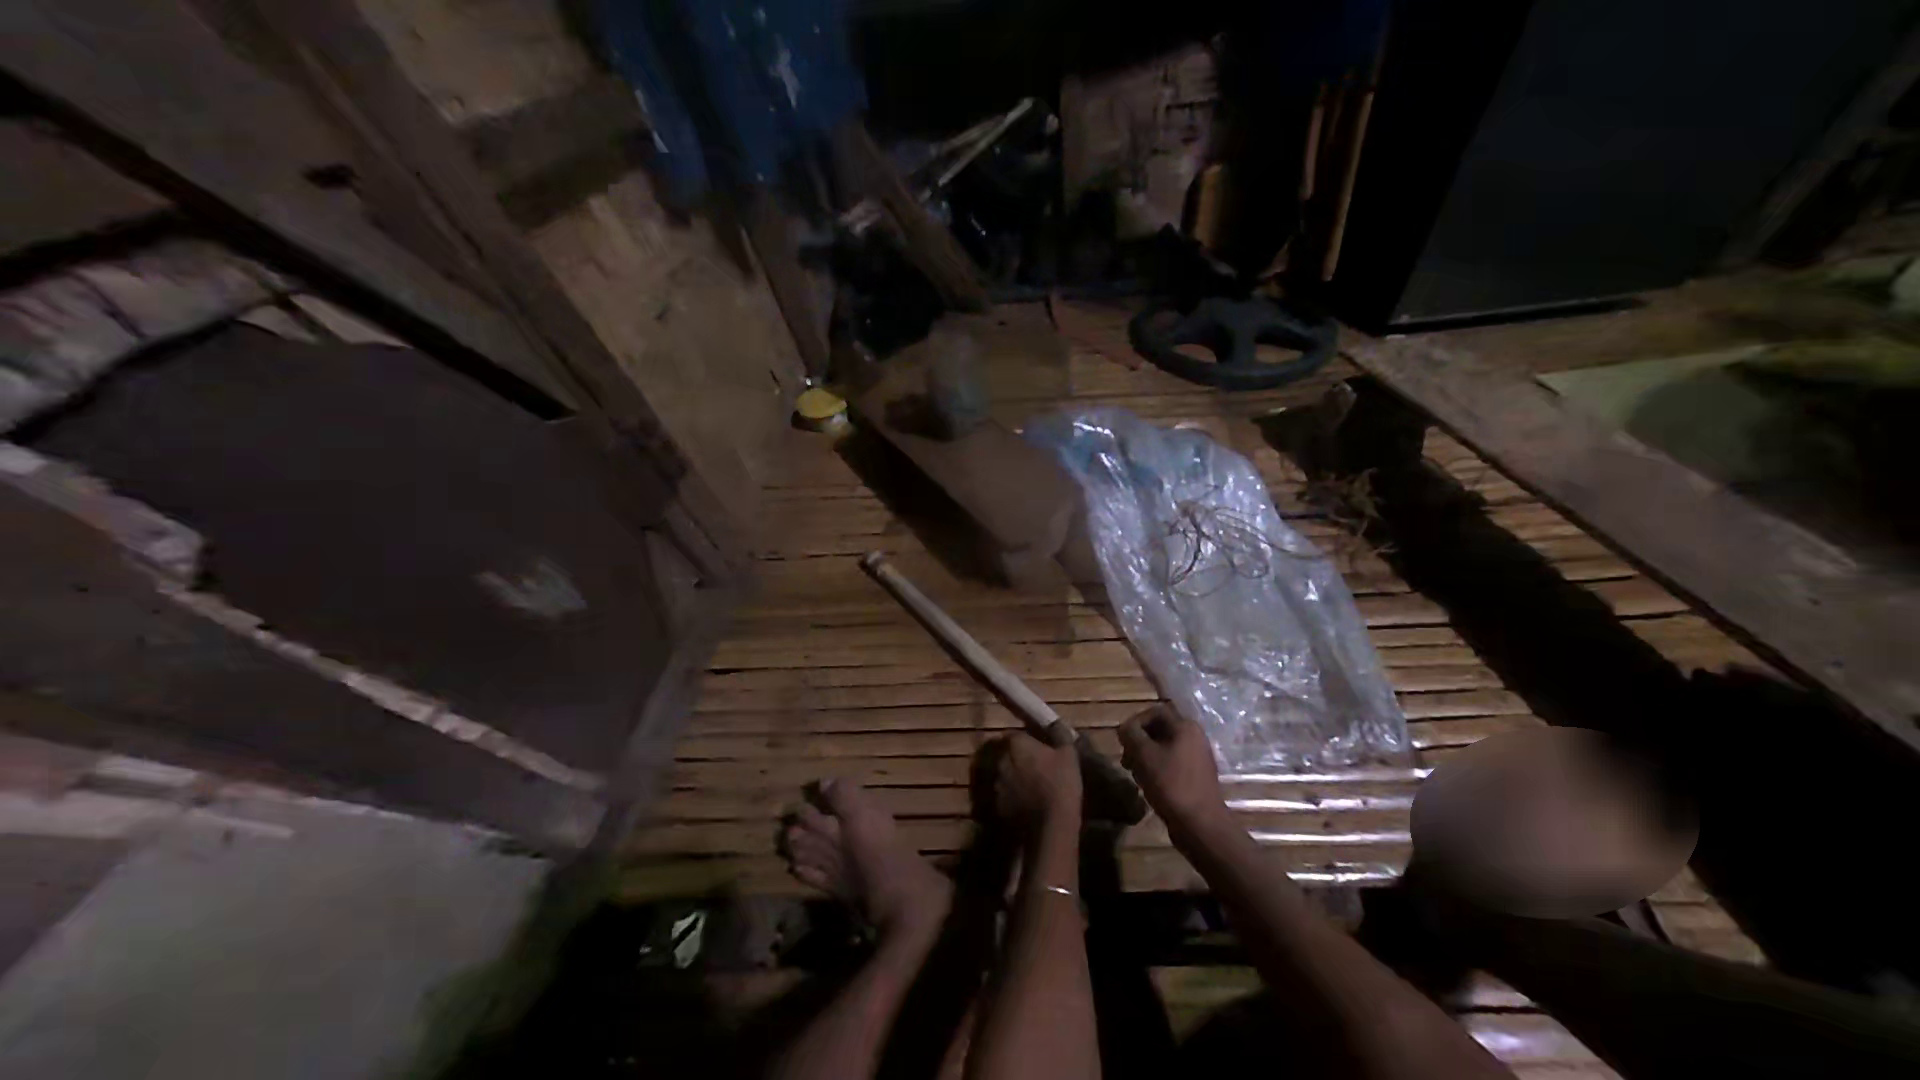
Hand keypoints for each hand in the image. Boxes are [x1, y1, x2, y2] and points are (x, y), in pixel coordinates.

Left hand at [990, 730, 1081, 836]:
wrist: (1052, 823)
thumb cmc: (1061, 782)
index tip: (1038, 748)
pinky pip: (1003, 795)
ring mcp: (996, 783)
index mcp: (1015, 744)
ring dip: (1012, 776)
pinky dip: (1011, 796)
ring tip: (1030, 786)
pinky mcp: (997, 804)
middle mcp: (1000, 760)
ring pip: (1002, 774)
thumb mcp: (1068, 753)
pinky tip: (1025, 803)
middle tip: (1034, 766)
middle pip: (1005, 754)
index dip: (1026, 741)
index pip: (1014, 735)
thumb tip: (1055, 721)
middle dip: (1016, 758)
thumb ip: (1059, 733)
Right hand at [1118, 707, 1226, 834]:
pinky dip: (1156, 768)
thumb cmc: (1171, 785)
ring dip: (1144, 756)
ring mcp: (1197, 757)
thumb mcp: (1144, 755)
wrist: (1200, 824)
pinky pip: (1171, 763)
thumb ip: (1131, 734)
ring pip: (1163, 747)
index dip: (1135, 722)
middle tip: (1126, 759)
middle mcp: (1194, 737)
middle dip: (1138, 741)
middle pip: (1158, 729)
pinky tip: (1148, 784)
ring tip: (1134, 773)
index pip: (1154, 711)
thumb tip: (1125, 728)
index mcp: (1185, 727)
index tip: (1123, 741)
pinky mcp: (1195, 775)